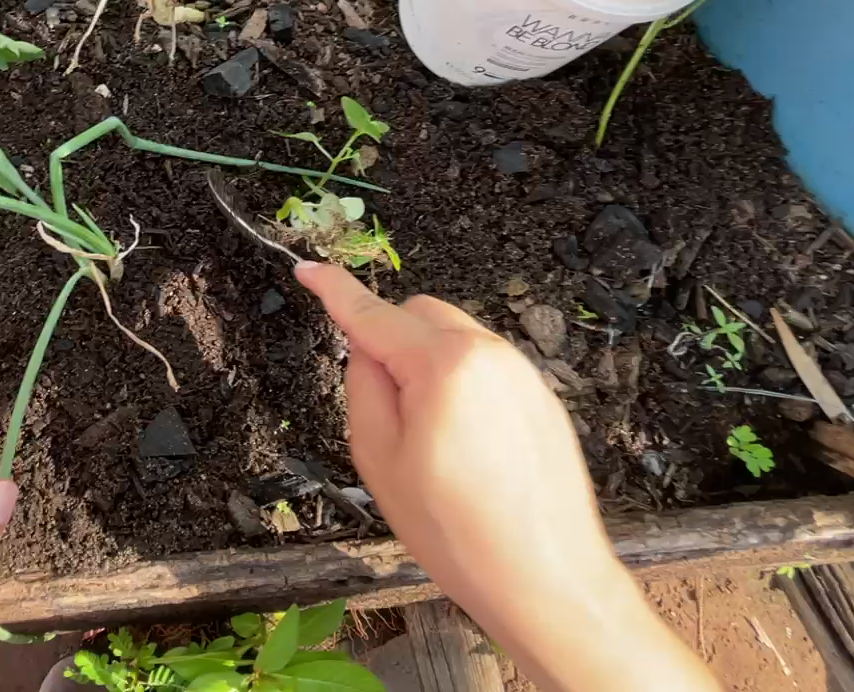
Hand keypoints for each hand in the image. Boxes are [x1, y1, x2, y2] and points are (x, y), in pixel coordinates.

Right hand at [297, 262, 717, 691]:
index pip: (372, 312)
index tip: (307, 269)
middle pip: (415, 312)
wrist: (546, 583)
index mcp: (443, 364)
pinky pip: (479, 360)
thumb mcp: (377, 455)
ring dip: (423, 359)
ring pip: (449, 333)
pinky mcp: (538, 392)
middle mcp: (488, 353)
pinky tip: (463, 442)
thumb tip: (365, 347)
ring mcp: (520, 371)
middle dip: (388, 338)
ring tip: (431, 436)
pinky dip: (455, 378)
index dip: (332, 288)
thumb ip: (362, 383)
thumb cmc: (458, 531)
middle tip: (385, 404)